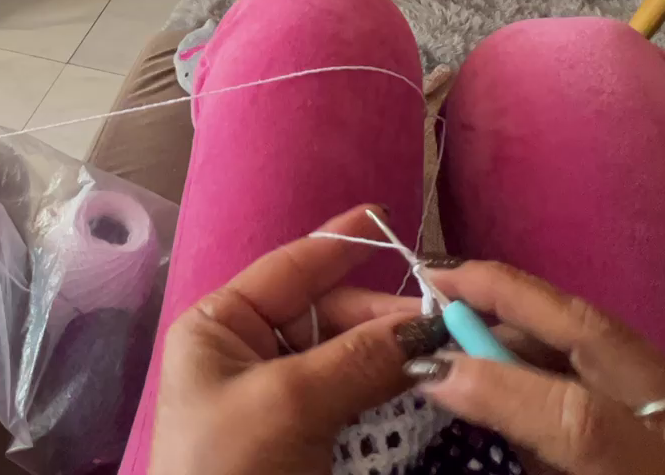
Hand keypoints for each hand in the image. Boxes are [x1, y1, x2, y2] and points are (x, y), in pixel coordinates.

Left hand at [145, 207, 432, 474]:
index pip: (288, 269)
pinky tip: (420, 384)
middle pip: (323, 314)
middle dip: (379, 313)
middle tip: (443, 317)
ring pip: (342, 356)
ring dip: (389, 353)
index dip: (337, 243)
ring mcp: (274, 394)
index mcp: (221, 325)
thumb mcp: (288, 404)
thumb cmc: (232, 468)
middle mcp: (246, 349)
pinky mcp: (300, 436)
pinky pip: (348, 396)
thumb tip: (422, 331)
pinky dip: (383, 390)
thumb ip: (355, 360)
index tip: (384, 216)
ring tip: (442, 348)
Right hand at [412, 261, 664, 474]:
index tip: (431, 373)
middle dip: (507, 293)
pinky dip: (559, 337)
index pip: (584, 424)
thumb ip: (547, 470)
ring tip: (463, 310)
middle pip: (599, 334)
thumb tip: (478, 402)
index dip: (498, 388)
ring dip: (525, 311)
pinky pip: (620, 352)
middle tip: (435, 280)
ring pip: (608, 331)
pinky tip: (521, 346)